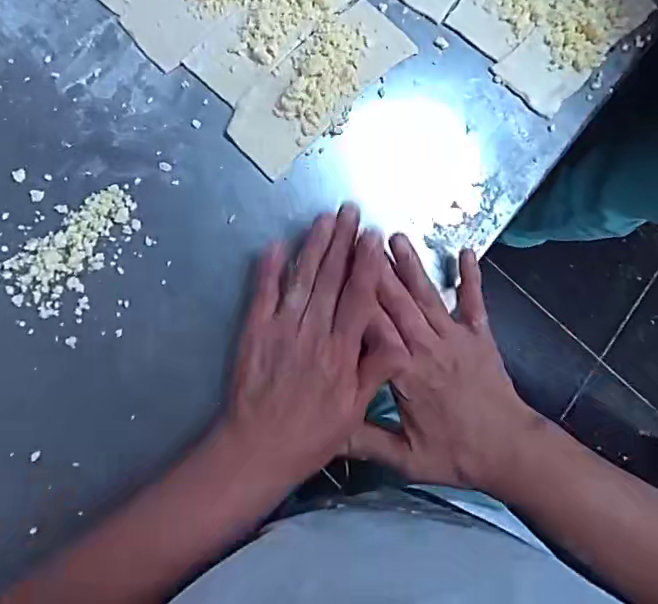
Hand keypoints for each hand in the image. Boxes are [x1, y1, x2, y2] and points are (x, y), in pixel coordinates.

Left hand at [215, 203, 403, 486]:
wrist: (260, 446)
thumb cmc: (312, 433)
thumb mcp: (353, 410)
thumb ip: (374, 371)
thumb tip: (401, 341)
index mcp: (341, 352)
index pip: (358, 298)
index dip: (366, 265)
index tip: (373, 237)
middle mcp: (314, 332)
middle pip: (331, 279)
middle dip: (342, 241)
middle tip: (350, 211)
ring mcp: (283, 328)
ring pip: (303, 279)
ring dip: (314, 246)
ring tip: (324, 219)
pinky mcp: (256, 329)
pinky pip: (264, 292)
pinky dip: (270, 268)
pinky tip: (277, 244)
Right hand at [347, 237, 545, 489]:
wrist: (513, 454)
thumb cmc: (456, 454)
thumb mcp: (407, 458)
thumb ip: (365, 441)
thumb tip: (325, 432)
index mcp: (406, 372)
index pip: (374, 327)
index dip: (356, 297)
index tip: (338, 271)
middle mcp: (428, 347)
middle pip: (398, 302)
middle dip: (378, 268)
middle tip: (360, 239)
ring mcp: (456, 337)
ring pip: (428, 295)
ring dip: (412, 264)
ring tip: (396, 236)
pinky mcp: (480, 336)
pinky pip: (473, 301)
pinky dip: (471, 276)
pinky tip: (466, 251)